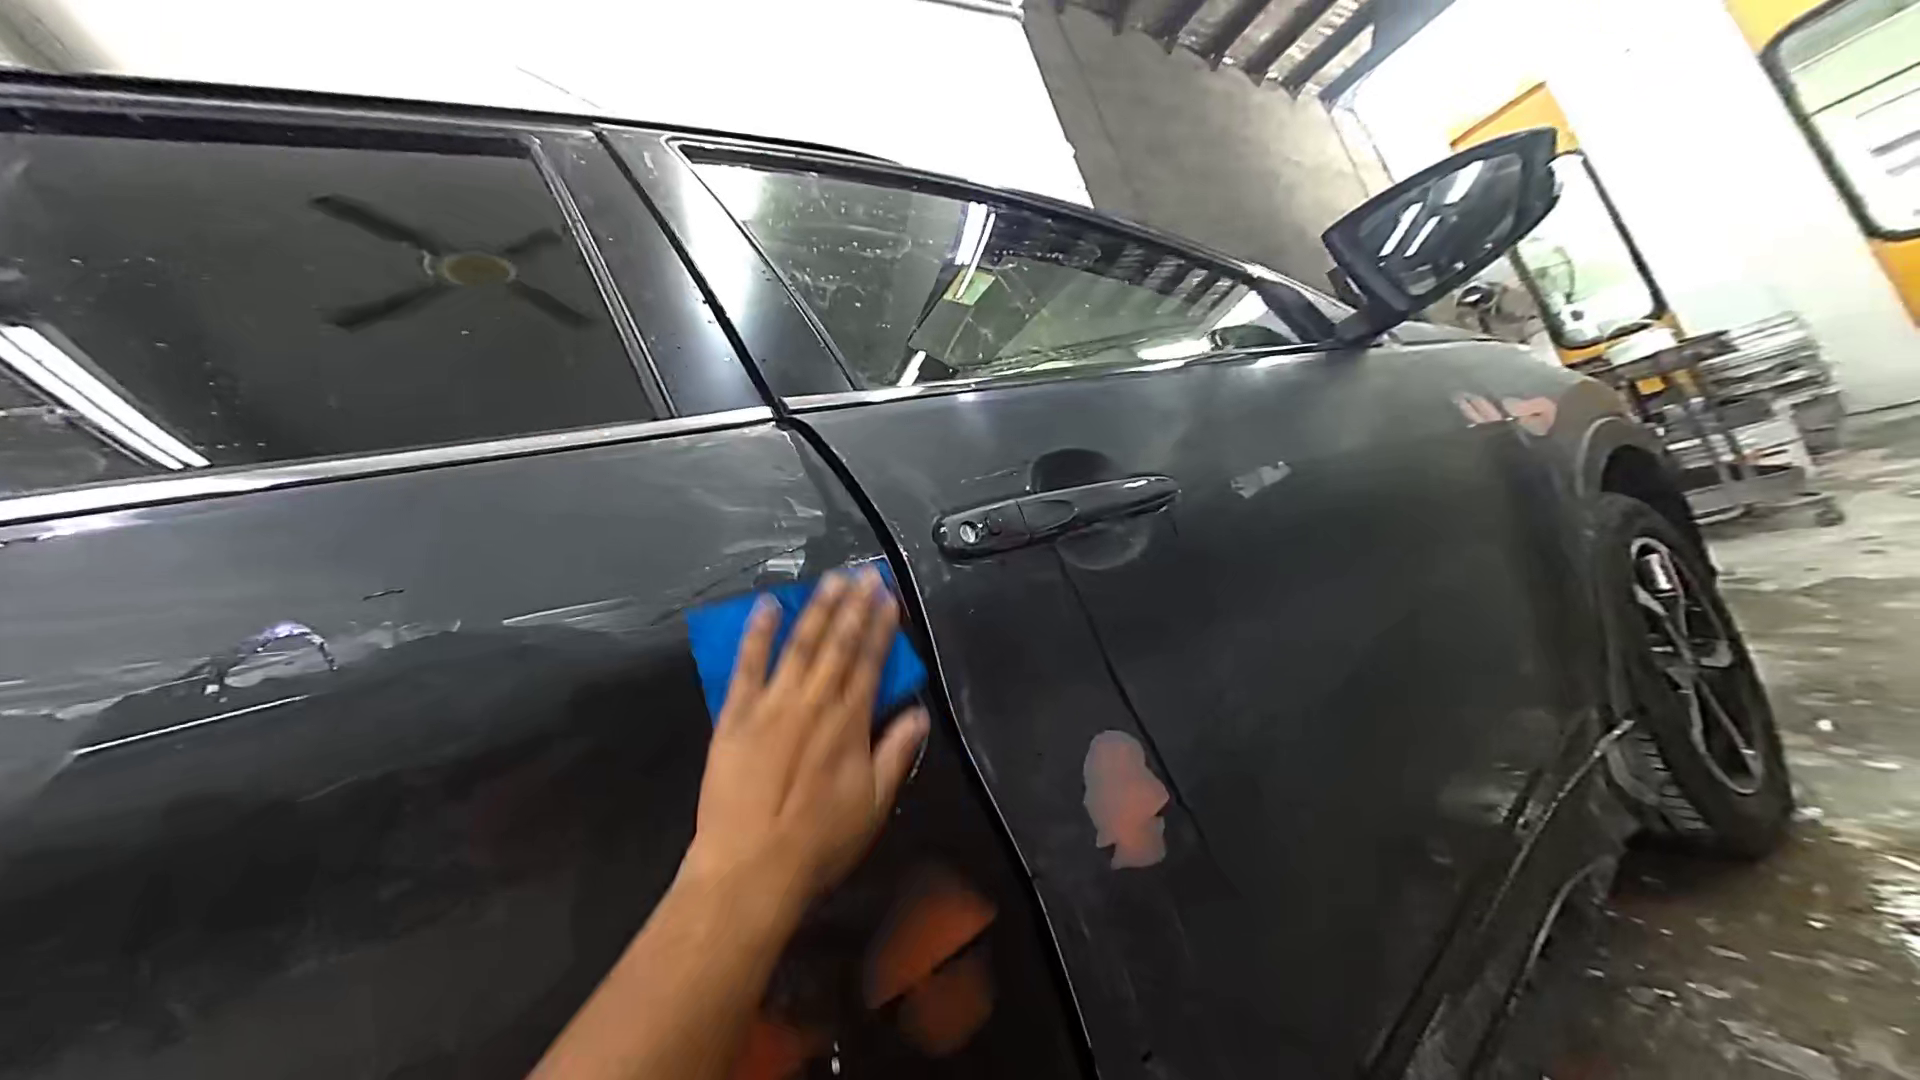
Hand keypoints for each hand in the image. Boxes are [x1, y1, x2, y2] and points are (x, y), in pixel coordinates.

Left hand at [683, 567, 929, 921]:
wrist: (749, 870)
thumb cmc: (819, 841)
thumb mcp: (874, 803)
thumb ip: (897, 752)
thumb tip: (919, 713)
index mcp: (848, 722)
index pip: (870, 662)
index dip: (881, 627)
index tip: (889, 598)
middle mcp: (812, 703)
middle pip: (837, 644)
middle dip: (854, 605)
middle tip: (865, 573)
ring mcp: (770, 706)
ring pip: (798, 645)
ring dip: (816, 609)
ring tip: (830, 579)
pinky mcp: (734, 718)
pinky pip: (746, 668)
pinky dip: (756, 636)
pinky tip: (766, 608)